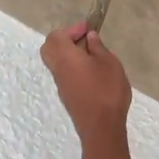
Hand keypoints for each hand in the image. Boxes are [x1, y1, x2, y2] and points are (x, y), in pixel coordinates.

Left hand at [40, 23, 132, 147]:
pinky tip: (92, 71)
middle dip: (64, 39)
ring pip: (56, 62)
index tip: (89, 29)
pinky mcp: (68, 97)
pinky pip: (64, 74)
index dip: (71, 28)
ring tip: (92, 54)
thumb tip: (89, 38)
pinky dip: (73, 66)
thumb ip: (98, 47)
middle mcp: (58, 71)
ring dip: (70, 53)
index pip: (55, 36)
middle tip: (84, 39)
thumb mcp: (109, 62)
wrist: (102, 129)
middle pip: (49, 49)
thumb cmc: (107, 90)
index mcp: (65, 58)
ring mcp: (61, 86)